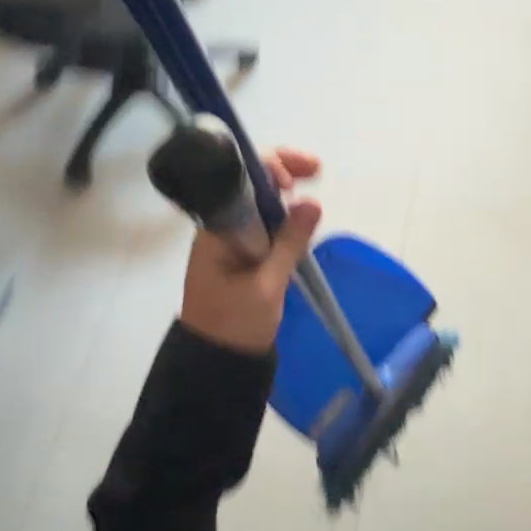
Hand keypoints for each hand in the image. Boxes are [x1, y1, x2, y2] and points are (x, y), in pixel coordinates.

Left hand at [179, 148, 322, 354]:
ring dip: (285, 188)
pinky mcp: (242, 252)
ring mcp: (231, 237)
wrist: (215, 364)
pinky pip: (262, 220)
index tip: (299, 177)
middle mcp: (220, 225)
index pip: (240, 178)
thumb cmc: (234, 325)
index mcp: (216, 228)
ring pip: (258, 199)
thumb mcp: (267, 286)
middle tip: (316, 169)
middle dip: (282, 169)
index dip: (271, 167)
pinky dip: (283, 212)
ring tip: (313, 181)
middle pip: (250, 182)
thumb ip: (289, 243)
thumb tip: (313, 202)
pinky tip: (300, 213)